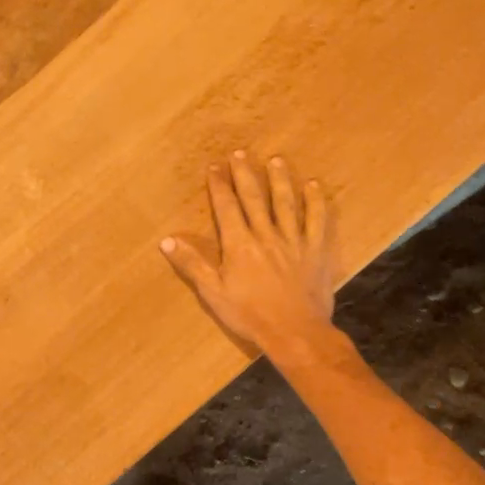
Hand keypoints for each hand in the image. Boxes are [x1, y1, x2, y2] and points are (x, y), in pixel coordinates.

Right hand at [160, 151, 338, 361]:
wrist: (294, 331)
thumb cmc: (248, 314)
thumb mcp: (212, 292)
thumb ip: (191, 264)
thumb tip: (166, 241)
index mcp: (238, 244)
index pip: (227, 207)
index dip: (219, 185)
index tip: (215, 167)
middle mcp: (265, 235)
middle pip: (254, 198)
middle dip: (245, 174)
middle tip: (240, 154)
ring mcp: (293, 240)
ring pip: (286, 202)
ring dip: (280, 179)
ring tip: (276, 160)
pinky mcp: (315, 250)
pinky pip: (317, 220)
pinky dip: (316, 202)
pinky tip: (314, 186)